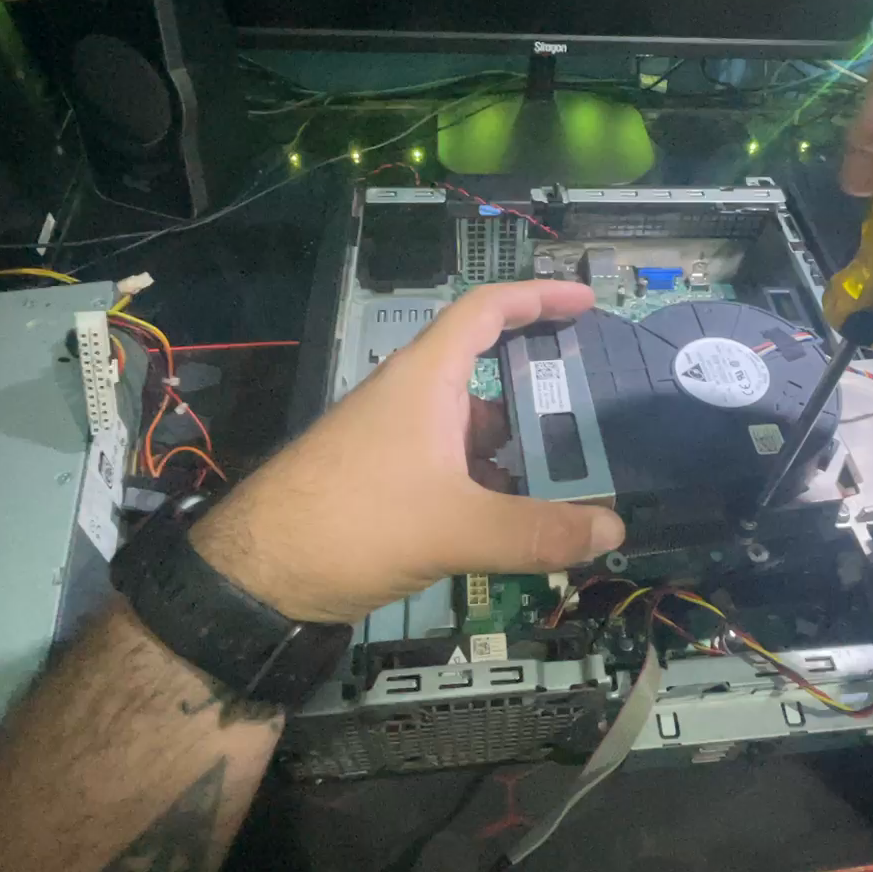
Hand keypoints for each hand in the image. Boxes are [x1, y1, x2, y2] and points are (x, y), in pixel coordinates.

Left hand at [190, 280, 624, 622]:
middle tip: (595, 398)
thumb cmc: (354, 522)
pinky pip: (456, 461)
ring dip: (519, 438)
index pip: (487, 309)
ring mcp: (400, 438)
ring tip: (576, 464)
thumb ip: (537, 532)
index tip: (585, 301)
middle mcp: (414, 396)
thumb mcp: (455, 527)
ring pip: (474, 423)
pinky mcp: (391, 477)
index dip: (538, 295)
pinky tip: (521, 510)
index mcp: (427, 377)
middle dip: (542, 379)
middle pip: (488, 366)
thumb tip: (614, 533)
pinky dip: (492, 475)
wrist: (258, 575)